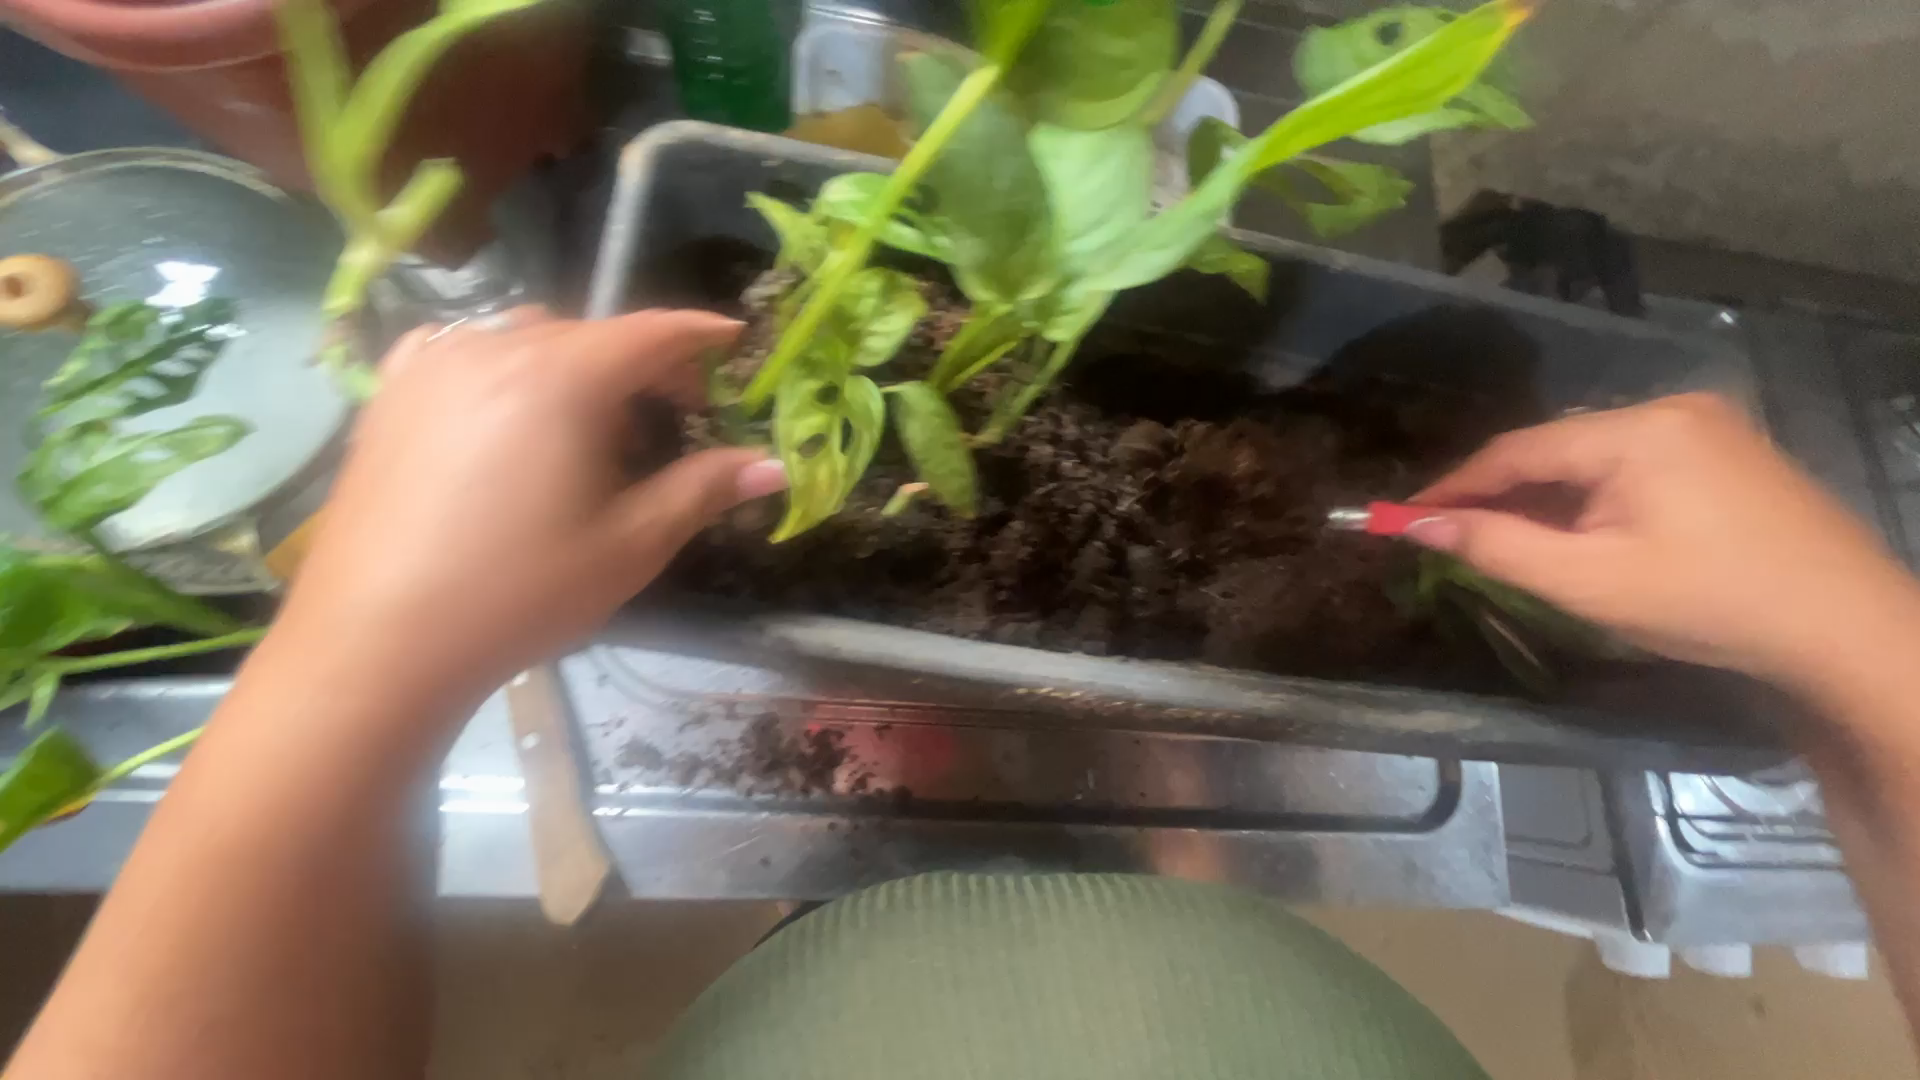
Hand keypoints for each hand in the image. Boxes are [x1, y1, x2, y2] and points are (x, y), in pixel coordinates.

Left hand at [275, 307, 786, 701]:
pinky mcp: (390, 394)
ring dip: (581, 366)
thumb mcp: (634, 541)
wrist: (377, 643)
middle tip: (679, 415)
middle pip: (593, 334)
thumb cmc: (524, 590)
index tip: (734, 340)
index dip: (700, 334)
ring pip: (530, 338)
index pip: (650, 332)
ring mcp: (431, 366)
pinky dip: (512, 366)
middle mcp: (491, 349)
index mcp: (559, 378)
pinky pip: (468, 350)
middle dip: (647, 365)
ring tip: (598, 426)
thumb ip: (706, 488)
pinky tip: (516, 410)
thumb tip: (775, 466)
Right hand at [1408, 393, 1919, 695]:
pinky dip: (1583, 497)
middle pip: (1550, 449)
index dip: (1452, 486)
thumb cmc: (1709, 605)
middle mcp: (1670, 410)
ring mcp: (1703, 427)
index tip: (1402, 517)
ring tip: (1508, 540)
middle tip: (1452, 536)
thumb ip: (1491, 546)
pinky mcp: (1722, 451)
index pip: (1515, 451)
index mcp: (1639, 431)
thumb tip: (1411, 525)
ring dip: (1539, 497)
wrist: (1852, 635)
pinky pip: (1623, 464)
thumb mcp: (1584, 581)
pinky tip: (1574, 532)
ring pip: (1584, 458)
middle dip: (1497, 494)